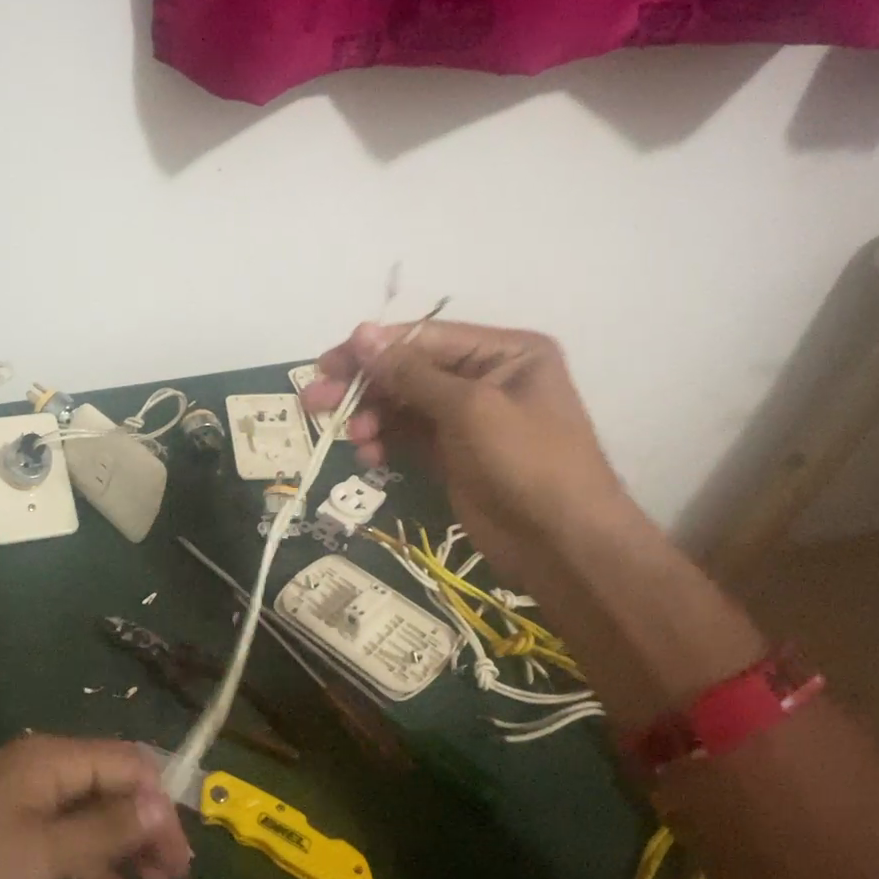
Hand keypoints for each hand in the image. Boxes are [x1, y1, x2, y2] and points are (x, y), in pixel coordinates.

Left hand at [0, 735, 191, 878]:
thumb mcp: (44, 856)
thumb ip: (105, 828)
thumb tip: (161, 801)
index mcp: (48, 759)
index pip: (127, 762)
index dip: (162, 801)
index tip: (185, 852)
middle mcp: (37, 769)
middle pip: (111, 786)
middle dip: (148, 827)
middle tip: (178, 877)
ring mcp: (18, 801)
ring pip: (89, 816)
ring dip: (125, 849)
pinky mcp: (4, 832)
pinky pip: (62, 839)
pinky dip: (92, 865)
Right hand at [301, 320, 626, 582]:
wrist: (564, 545)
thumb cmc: (527, 463)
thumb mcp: (469, 408)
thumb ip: (411, 372)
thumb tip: (360, 333)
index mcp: (505, 352)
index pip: (424, 337)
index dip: (373, 348)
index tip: (326, 363)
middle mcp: (486, 377)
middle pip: (409, 370)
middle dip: (363, 385)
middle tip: (313, 400)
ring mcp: (469, 418)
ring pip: (403, 405)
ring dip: (370, 417)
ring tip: (348, 437)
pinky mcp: (454, 454)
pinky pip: (408, 436)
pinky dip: (385, 442)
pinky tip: (368, 456)